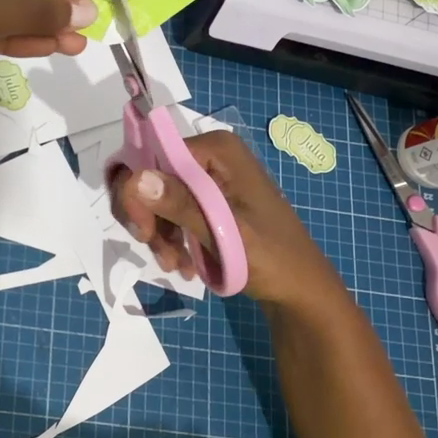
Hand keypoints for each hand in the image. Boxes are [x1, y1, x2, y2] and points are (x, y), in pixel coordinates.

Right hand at [110, 130, 342, 306]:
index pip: (152, 156)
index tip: (144, 233)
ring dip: (158, 234)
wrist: (300, 288)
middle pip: (148, 176)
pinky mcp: (206, 198)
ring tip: (176, 264)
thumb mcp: (225, 233)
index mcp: (217, 149)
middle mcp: (209, 154)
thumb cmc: (272, 259)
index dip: (137, 193)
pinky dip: (168, 237)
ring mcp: (208, 176)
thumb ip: (181, 205)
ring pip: (153, 198)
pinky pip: (168, 210)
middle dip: (146, 217)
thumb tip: (137, 178)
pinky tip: (183, 262)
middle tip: (160, 251)